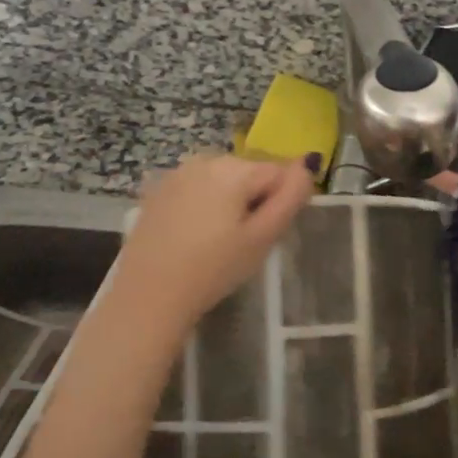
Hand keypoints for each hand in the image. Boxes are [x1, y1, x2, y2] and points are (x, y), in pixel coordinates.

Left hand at [116, 154, 315, 328]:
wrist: (149, 296)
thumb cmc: (214, 269)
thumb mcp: (262, 237)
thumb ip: (290, 197)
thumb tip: (308, 163)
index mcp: (234, 169)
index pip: (279, 173)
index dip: (280, 203)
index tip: (267, 234)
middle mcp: (204, 160)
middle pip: (249, 173)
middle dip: (254, 200)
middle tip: (245, 243)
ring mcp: (176, 174)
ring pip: (221, 181)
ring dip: (228, 203)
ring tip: (219, 242)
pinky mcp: (156, 192)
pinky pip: (195, 190)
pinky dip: (203, 206)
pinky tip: (194, 238)